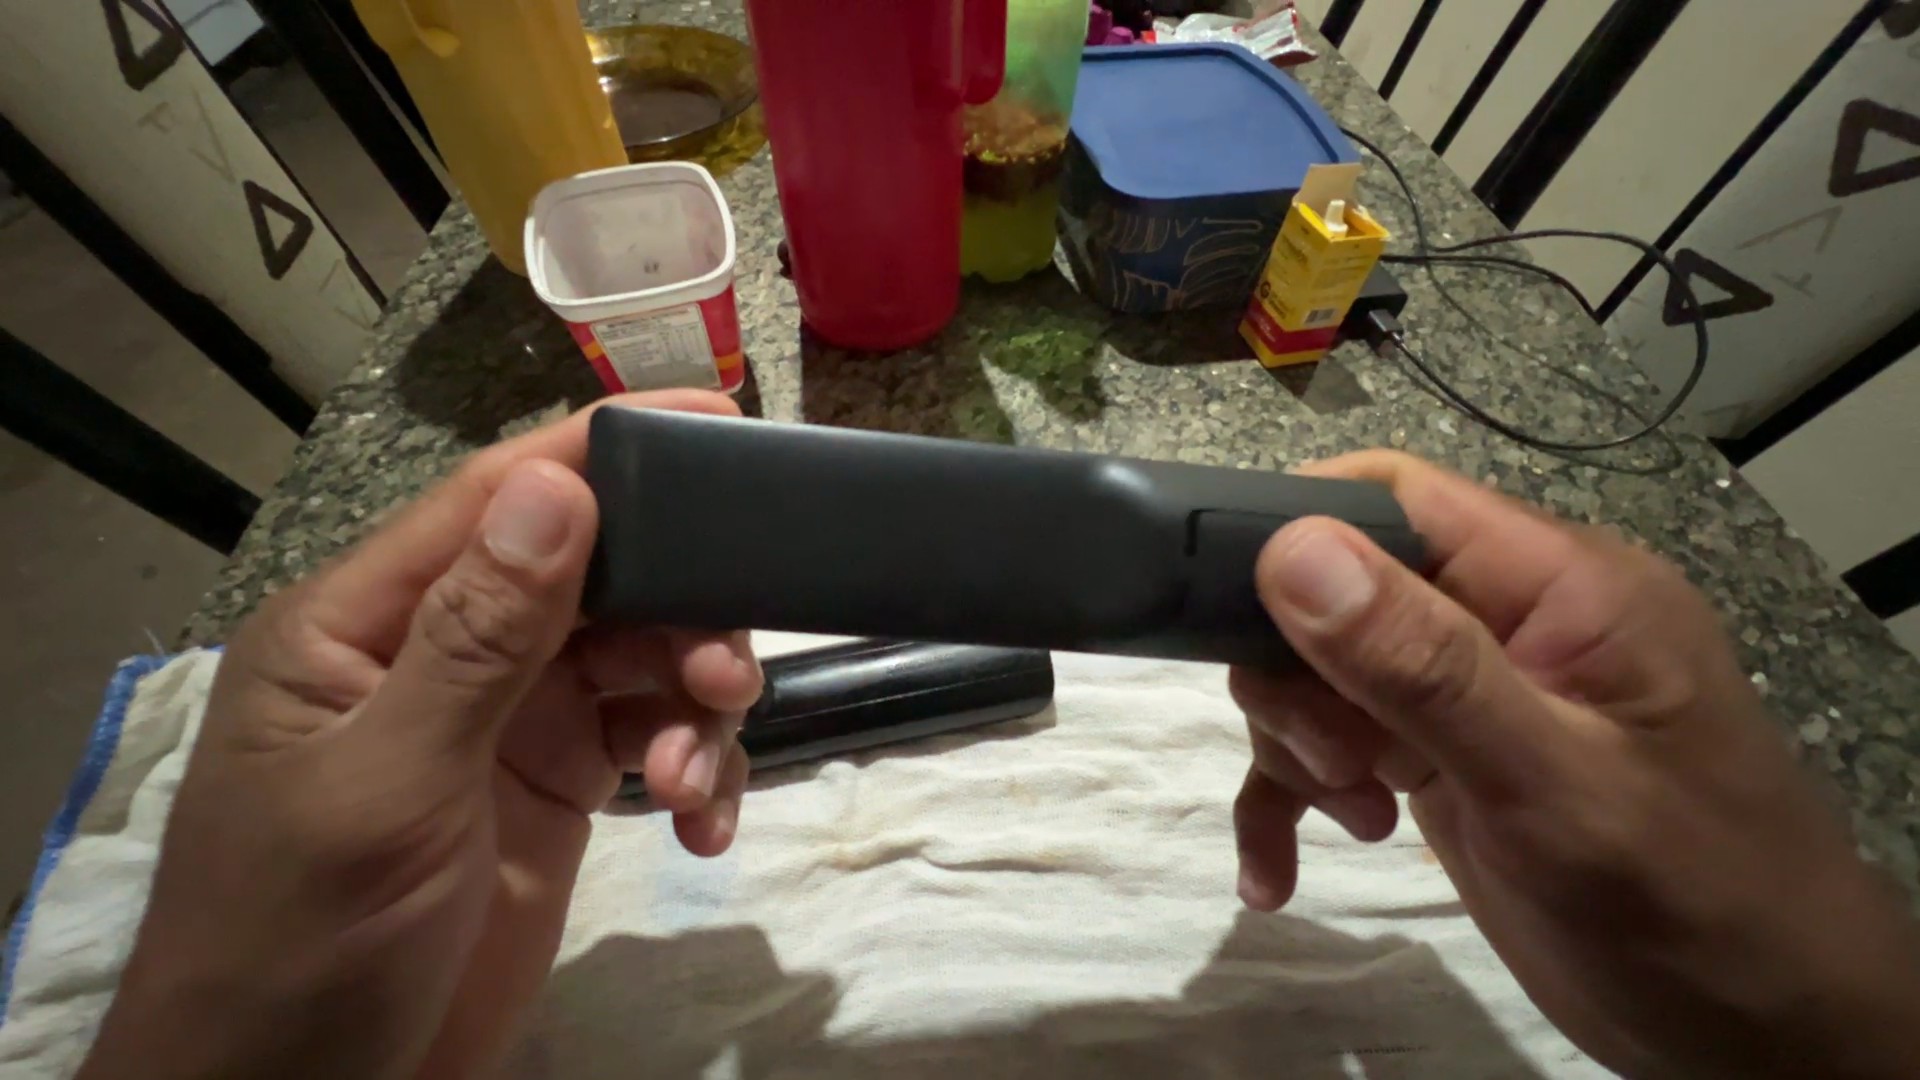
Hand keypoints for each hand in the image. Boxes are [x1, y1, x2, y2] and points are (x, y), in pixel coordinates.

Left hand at [80, 391, 764, 1079]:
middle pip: (609, 582)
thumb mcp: (392, 785)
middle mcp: (462, 647)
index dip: (608, 448)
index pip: (504, 496)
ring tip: (693, 782)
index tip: (716, 419)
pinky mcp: (573, 775)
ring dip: (695, 715)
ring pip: (650, 660)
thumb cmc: (310, 947)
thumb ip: (478, 635)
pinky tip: (700, 825)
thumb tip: (559, 487)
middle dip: (682, 623)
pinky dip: (695, 774)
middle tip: (727, 679)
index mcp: (383, 619)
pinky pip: (660, 738)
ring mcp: (524, 713)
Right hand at [1229, 451, 1919, 1078]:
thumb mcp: (1552, 785)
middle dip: (1296, 675)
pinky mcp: (1419, 751)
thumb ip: (1423, 665)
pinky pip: (1317, 751)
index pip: (1389, 496)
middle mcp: (1490, 617)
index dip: (1293, 526)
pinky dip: (1284, 800)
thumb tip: (1291, 553)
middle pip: (1327, 590)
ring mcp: (1450, 687)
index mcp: (1547, 583)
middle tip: (1330, 759)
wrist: (1761, 1046)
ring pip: (1308, 671)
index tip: (1230, 603)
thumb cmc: (1691, 910)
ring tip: (1353, 815)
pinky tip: (1272, 872)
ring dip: (1297, 744)